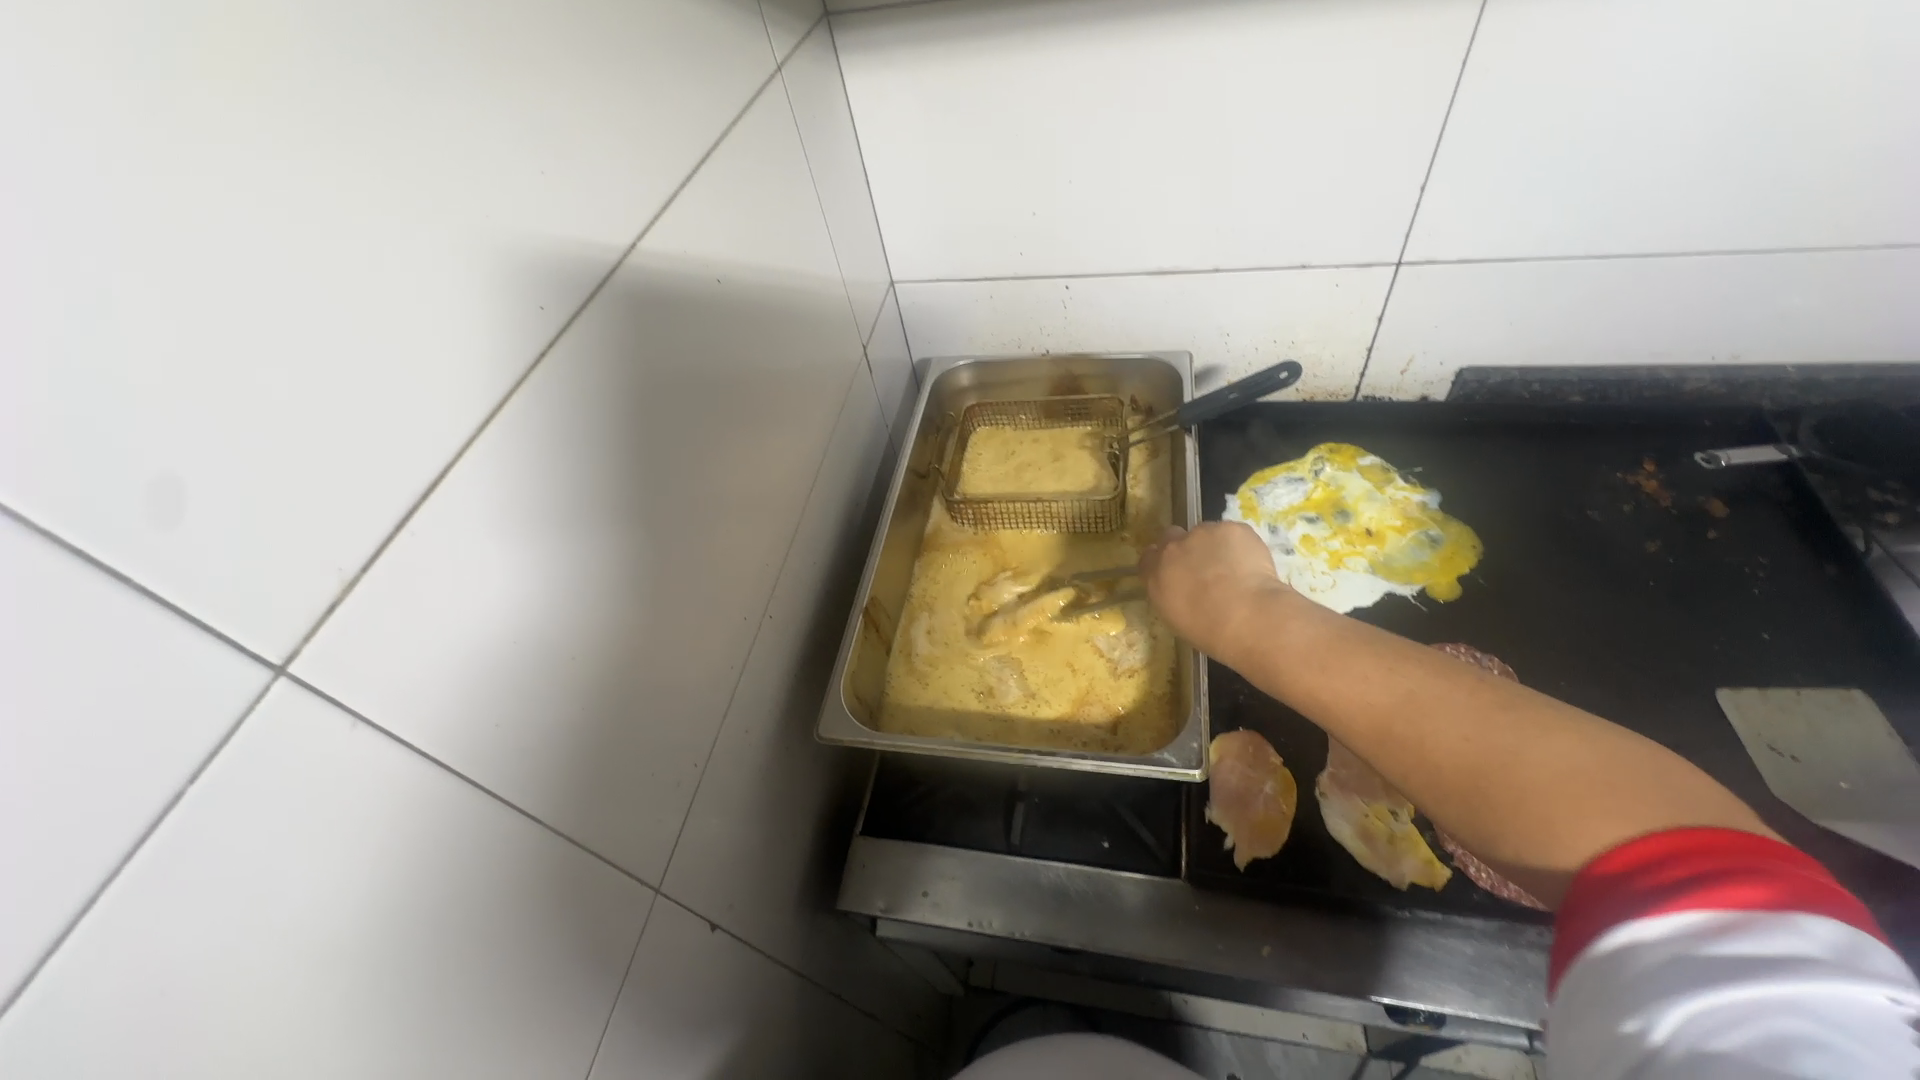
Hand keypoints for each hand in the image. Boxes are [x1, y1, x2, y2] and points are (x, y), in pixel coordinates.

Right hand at [1138, 522, 1296, 662]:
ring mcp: (1202, 534)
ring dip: (1215, 546)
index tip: (1175, 570)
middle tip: (1205, 566)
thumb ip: (1171, 594)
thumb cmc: (1208, 630)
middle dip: (1185, 547)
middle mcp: (1173, 548)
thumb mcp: (1175, 618)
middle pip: (1173, 537)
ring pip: (1206, 533)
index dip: (1162, 560)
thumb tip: (1182, 587)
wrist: (1245, 615)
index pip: (1149, 557)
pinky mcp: (1231, 528)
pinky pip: (1233, 533)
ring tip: (1235, 569)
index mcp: (1156, 574)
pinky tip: (1251, 565)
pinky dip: (1241, 545)